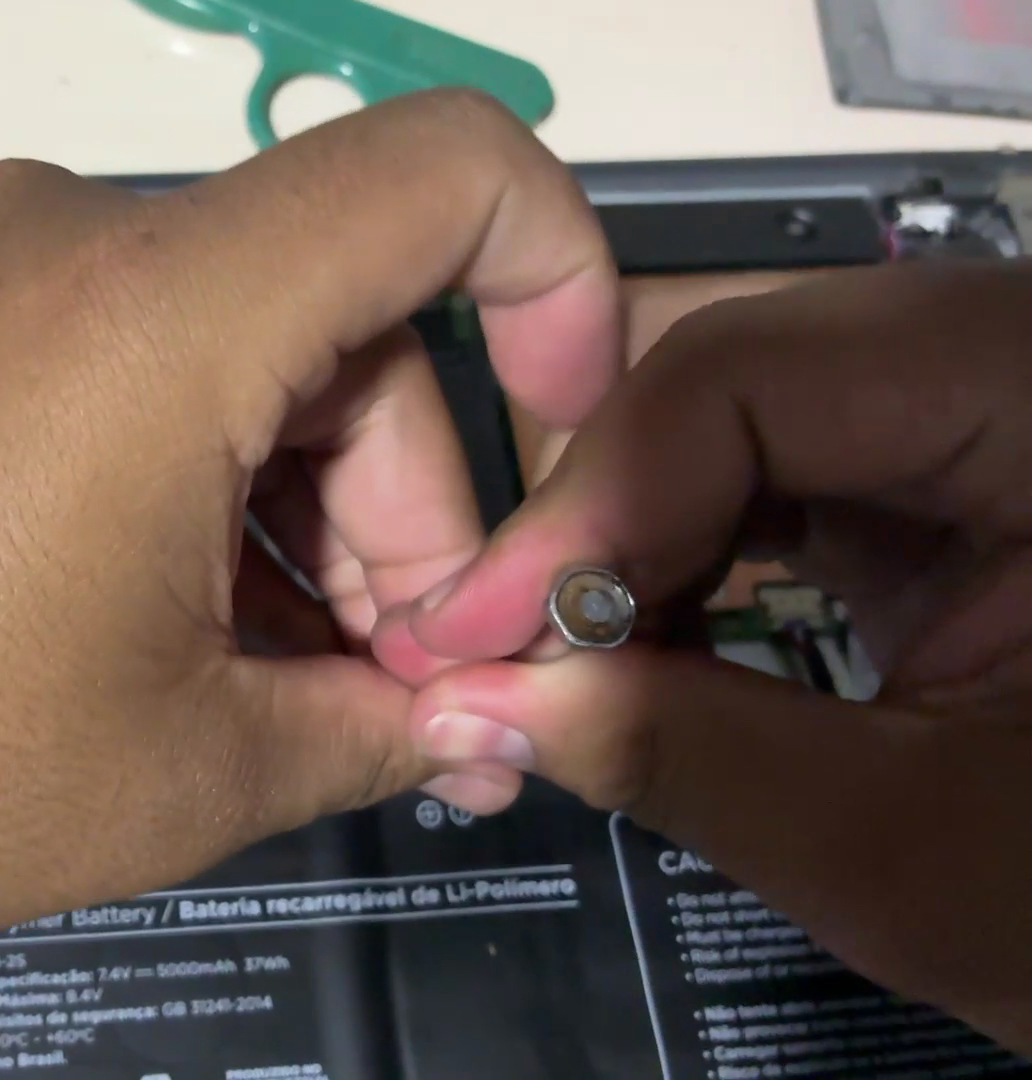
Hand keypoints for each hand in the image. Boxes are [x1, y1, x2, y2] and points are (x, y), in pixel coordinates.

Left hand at [0, 89, 620, 983]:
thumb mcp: (193, 770)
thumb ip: (378, 727)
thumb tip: (475, 721)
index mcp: (158, 318)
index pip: (443, 175)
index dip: (553, 283)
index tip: (556, 434)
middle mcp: (71, 251)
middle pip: (346, 319)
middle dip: (401, 499)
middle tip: (395, 665)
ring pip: (247, 352)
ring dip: (304, 506)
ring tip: (295, 668)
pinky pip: (144, 369)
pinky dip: (207, 479)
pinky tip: (201, 614)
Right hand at [392, 261, 1031, 1050]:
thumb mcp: (918, 862)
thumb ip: (667, 755)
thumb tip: (452, 707)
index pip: (749, 376)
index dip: (585, 503)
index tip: (476, 628)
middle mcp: (1030, 368)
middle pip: (717, 384)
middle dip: (584, 528)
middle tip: (496, 643)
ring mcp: (985, 411)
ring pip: (713, 423)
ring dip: (609, 545)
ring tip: (557, 650)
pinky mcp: (940, 469)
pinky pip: (745, 471)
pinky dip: (661, 556)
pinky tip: (632, 633)